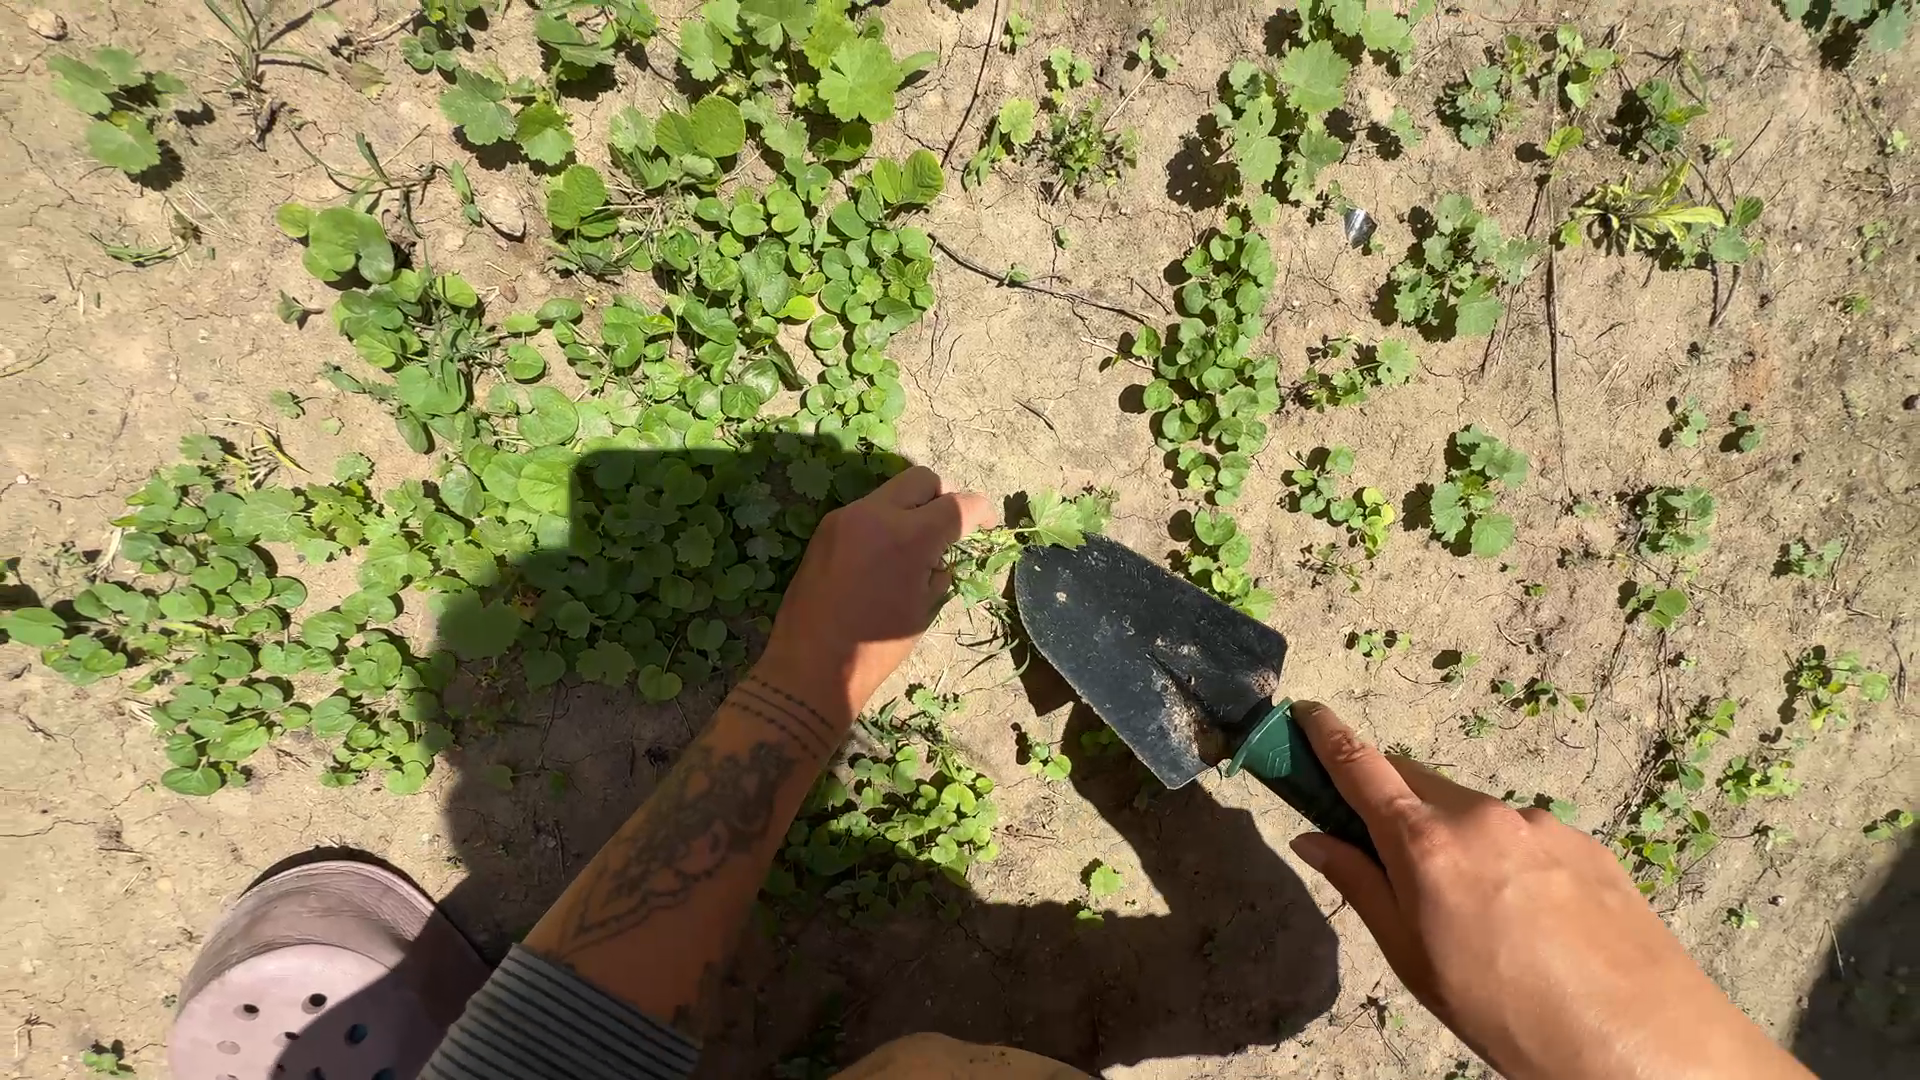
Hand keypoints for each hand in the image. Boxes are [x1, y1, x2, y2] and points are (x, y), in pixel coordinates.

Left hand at [756, 466, 994, 728]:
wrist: (811, 666)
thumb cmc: (877, 648)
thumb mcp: (924, 609)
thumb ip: (940, 571)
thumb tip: (943, 556)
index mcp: (910, 537)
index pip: (959, 505)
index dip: (982, 512)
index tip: (987, 525)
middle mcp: (875, 514)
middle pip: (923, 480)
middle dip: (943, 498)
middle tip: (947, 530)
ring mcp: (846, 517)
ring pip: (891, 491)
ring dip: (911, 509)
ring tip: (913, 547)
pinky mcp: (825, 528)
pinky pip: (867, 511)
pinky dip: (884, 522)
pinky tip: (882, 557)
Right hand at [1287, 701, 1811, 1079]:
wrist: (1657, 1057)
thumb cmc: (1507, 1014)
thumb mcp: (1412, 959)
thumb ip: (1358, 885)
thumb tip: (1310, 839)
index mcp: (1425, 843)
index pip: (1359, 765)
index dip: (1325, 732)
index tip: (1306, 709)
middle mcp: (1478, 815)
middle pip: (1413, 779)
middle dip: (1391, 798)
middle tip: (1395, 853)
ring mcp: (1536, 823)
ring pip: (1466, 807)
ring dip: (1449, 830)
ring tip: (1478, 902)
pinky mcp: (1584, 841)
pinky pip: (1518, 829)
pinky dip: (1502, 850)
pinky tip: (1531, 911)